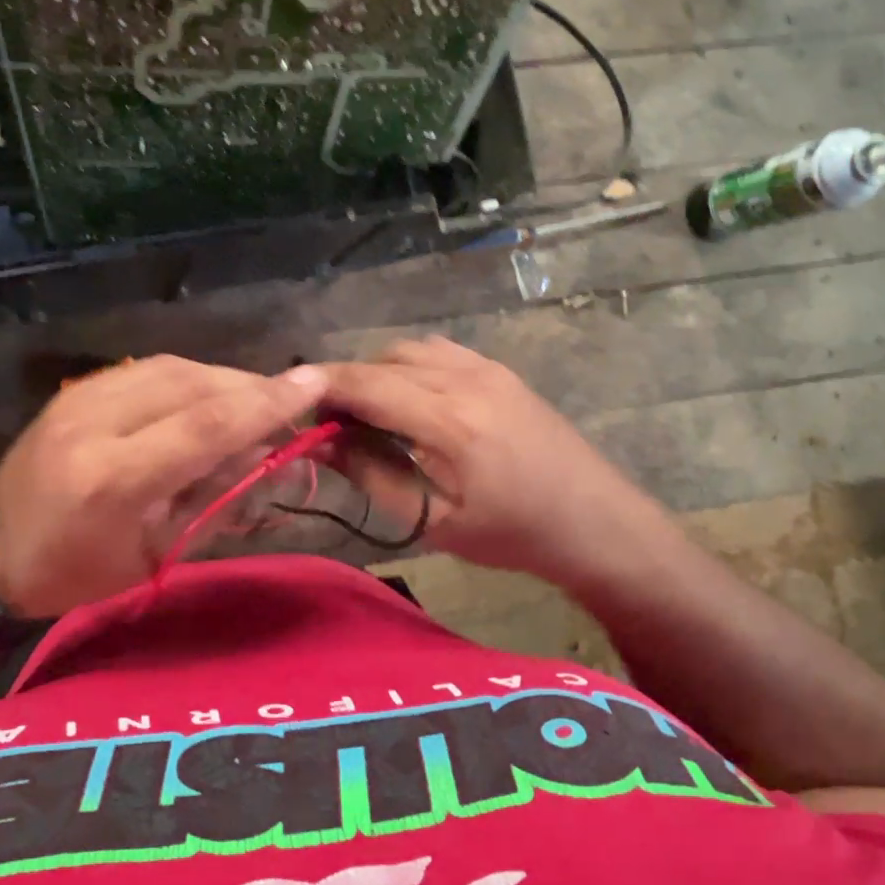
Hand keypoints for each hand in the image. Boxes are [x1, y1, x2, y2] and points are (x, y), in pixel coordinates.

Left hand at [0, 356, 327, 616]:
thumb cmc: (78, 575)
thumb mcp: (154, 555)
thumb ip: (216, 500)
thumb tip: (275, 459)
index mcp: (111, 479)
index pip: (204, 425)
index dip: (266, 403)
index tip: (314, 384)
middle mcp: (92, 424)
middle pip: (191, 385)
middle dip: (250, 387)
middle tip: (290, 399)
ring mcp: (76, 400)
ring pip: (169, 368)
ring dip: (221, 379)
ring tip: (254, 398)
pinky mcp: (72, 391)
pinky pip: (144, 371)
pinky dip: (187, 379)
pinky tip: (207, 395)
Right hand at [319, 337, 670, 588]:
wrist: (595, 523)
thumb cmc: (511, 534)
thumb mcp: (432, 520)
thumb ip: (372, 474)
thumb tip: (323, 441)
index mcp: (447, 419)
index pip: (364, 383)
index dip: (320, 388)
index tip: (288, 402)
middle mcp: (465, 378)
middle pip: (381, 360)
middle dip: (344, 383)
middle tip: (325, 422)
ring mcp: (487, 368)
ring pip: (408, 350)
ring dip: (377, 373)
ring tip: (365, 414)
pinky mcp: (500, 371)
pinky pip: (438, 352)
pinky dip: (408, 367)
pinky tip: (408, 402)